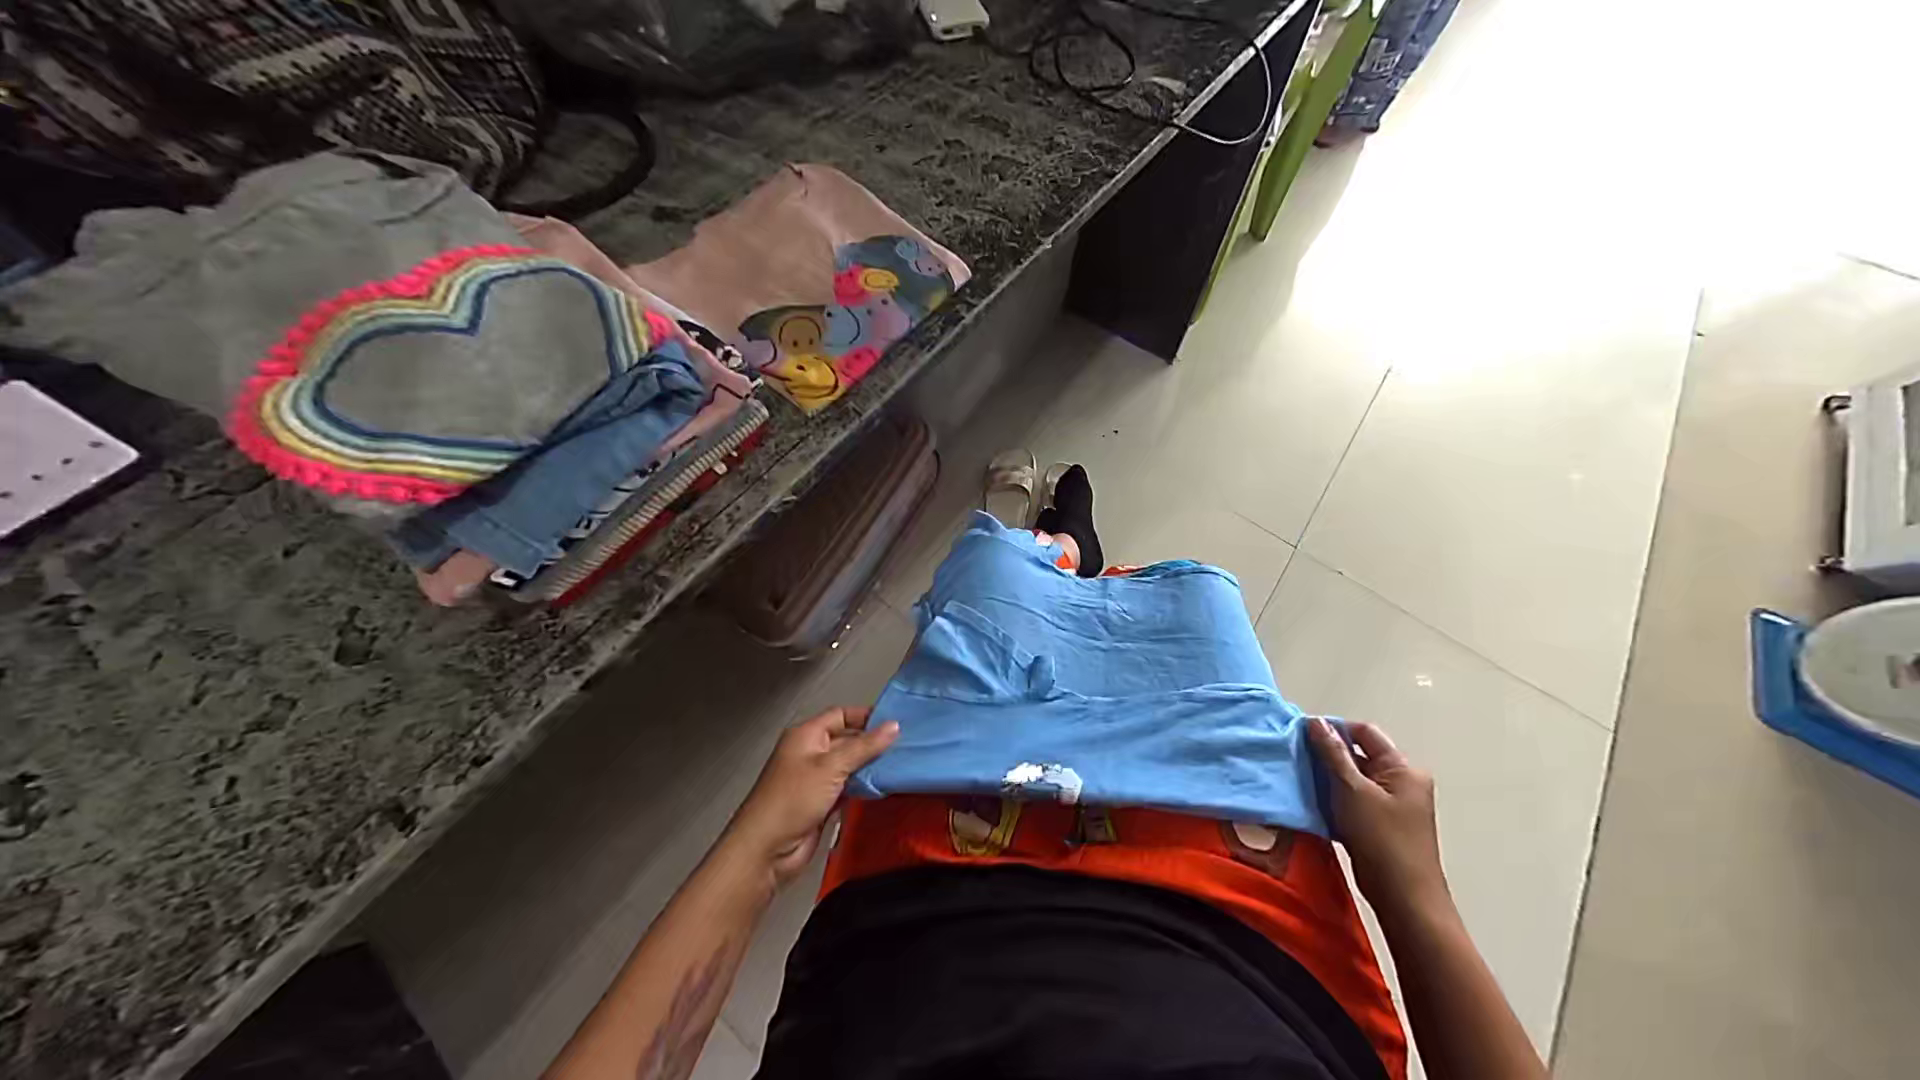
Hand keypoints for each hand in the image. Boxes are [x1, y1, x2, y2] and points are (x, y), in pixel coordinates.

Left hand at [723, 706, 898, 887]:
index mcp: (806, 735)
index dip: (866, 716)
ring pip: (849, 765)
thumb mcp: (831, 767)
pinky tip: (885, 786)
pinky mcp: (822, 803)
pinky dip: (863, 786)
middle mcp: (811, 753)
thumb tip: (894, 725)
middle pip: (847, 739)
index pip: (841, 715)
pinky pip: (848, 787)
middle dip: (873, 742)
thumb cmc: (794, 799)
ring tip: (902, 764)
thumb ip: (864, 746)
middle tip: (906, 745)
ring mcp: (816, 779)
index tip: (896, 722)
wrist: (766, 849)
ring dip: (870, 766)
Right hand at [1308, 717, 1448, 914]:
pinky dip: (1333, 798)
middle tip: (1296, 759)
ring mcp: (1392, 804)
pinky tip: (1313, 804)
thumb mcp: (1351, 790)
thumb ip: (1332, 754)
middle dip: (1327, 756)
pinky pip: (1352, 799)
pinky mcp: (1380, 823)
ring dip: (1327, 779)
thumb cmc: (1381, 839)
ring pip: (1352, 778)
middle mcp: (1401, 781)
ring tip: (1300, 780)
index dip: (1334, 729)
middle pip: (1358, 755)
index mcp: (1403, 769)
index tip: (1301, 736)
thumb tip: (1316, 722)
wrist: (1404, 898)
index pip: (1364, 732)